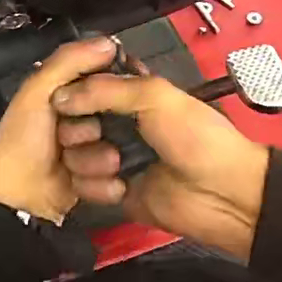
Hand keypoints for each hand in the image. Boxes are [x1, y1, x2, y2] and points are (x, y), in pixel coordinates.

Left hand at [0, 37, 122, 221]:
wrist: (20, 198)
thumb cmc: (23, 140)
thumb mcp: (37, 92)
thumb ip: (68, 62)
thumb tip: (110, 42)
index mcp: (72, 93)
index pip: (108, 81)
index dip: (110, 87)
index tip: (111, 94)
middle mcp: (89, 118)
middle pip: (117, 117)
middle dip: (91, 129)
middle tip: (66, 137)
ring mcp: (99, 151)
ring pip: (119, 147)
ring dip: (92, 158)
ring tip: (67, 163)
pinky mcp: (106, 181)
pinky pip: (119, 177)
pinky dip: (99, 182)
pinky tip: (76, 182)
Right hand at [52, 70, 269, 259]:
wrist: (222, 194)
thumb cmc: (195, 137)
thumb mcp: (155, 97)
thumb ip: (105, 89)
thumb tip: (59, 96)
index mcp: (128, 95)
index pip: (83, 87)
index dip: (72, 92)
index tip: (68, 99)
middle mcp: (115, 123)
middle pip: (70, 121)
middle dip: (78, 130)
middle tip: (98, 135)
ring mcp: (110, 158)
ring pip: (71, 154)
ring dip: (91, 160)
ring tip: (118, 165)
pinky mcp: (110, 191)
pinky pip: (81, 185)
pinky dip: (97, 186)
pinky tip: (121, 187)